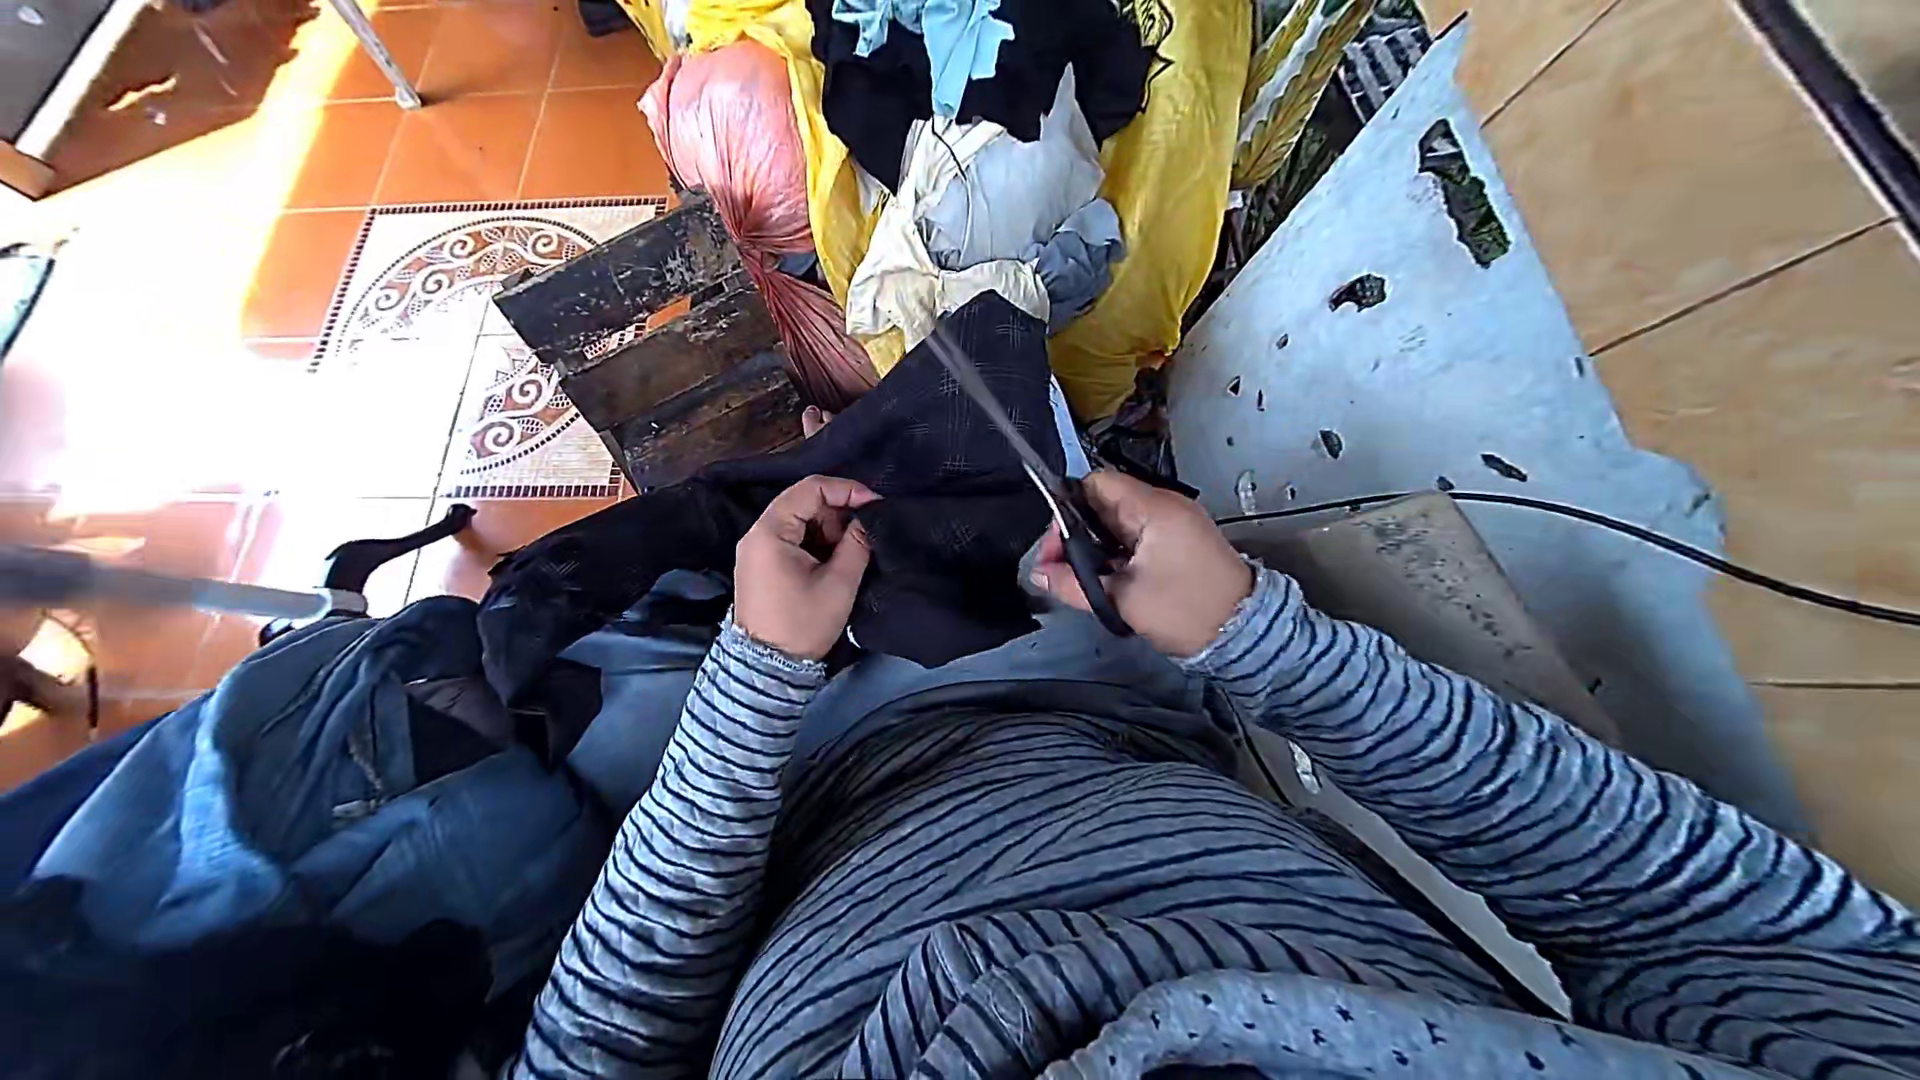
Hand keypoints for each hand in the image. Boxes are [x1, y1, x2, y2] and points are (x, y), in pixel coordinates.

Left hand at [733, 475, 879, 660]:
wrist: (768, 669)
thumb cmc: (803, 624)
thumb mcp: (838, 583)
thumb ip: (857, 544)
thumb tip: (869, 520)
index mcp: (770, 532)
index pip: (809, 489)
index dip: (846, 490)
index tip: (875, 503)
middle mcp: (757, 533)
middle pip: (802, 501)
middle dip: (838, 511)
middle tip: (864, 532)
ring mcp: (756, 548)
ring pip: (799, 519)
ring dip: (829, 528)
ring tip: (851, 550)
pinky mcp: (762, 563)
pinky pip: (792, 537)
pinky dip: (816, 541)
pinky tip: (834, 559)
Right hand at [1032, 470, 1253, 657]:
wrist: (1243, 636)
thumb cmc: (1188, 611)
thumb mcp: (1123, 600)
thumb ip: (1073, 584)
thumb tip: (1038, 573)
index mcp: (1155, 509)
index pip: (1097, 483)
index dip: (1069, 507)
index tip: (1057, 544)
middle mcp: (1165, 507)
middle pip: (1103, 503)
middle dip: (1076, 532)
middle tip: (1060, 567)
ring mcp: (1173, 524)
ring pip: (1116, 523)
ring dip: (1094, 546)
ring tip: (1080, 577)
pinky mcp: (1176, 543)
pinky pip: (1133, 538)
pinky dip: (1114, 555)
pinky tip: (1104, 579)